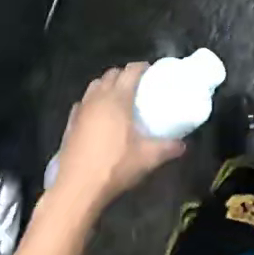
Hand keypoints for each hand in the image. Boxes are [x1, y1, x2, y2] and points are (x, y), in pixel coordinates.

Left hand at [53, 63, 184, 207]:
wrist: (78, 187)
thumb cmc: (115, 166)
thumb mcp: (148, 158)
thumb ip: (168, 148)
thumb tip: (183, 145)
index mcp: (118, 99)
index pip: (130, 72)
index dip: (142, 67)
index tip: (151, 71)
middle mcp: (97, 98)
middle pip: (111, 74)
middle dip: (124, 74)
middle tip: (138, 85)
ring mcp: (81, 110)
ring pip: (94, 86)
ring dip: (107, 85)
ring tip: (119, 97)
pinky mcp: (70, 123)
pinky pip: (83, 103)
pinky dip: (92, 102)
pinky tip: (98, 115)